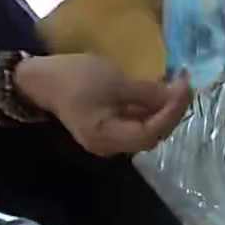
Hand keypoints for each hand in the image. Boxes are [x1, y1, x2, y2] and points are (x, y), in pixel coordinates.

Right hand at [16, 54, 191, 156]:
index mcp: (108, 139)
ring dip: (164, 109)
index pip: (151, 132)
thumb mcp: (113, 82)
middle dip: (172, 111)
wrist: (38, 78)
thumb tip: (176, 94)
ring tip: (177, 86)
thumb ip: (146, 92)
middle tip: (186, 85)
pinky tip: (160, 89)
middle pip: (151, 134)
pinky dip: (150, 107)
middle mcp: (111, 145)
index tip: (185, 87)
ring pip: (146, 127)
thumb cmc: (74, 78)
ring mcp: (108, 136)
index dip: (172, 112)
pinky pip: (136, 120)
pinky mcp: (107, 124)